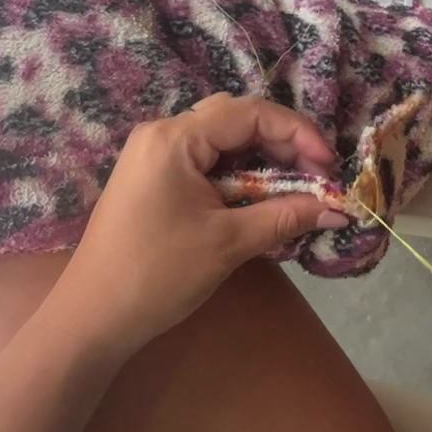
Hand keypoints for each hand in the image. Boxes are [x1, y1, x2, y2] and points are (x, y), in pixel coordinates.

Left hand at [56, 93, 349, 354]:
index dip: (296, 132)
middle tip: (316, 176)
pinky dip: (237, 170)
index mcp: (175, 138)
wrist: (92, 319)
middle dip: (281, 142)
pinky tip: (259, 193)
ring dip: (261, 156)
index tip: (329, 164)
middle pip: (235, 118)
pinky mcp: (152, 175)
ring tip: (295, 185)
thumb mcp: (228, 243)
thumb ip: (285, 216)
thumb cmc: (158, 275)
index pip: (249, 113)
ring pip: (221, 137)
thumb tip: (339, 207)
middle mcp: (162, 133)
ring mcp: (153, 153)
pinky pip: (204, 157)